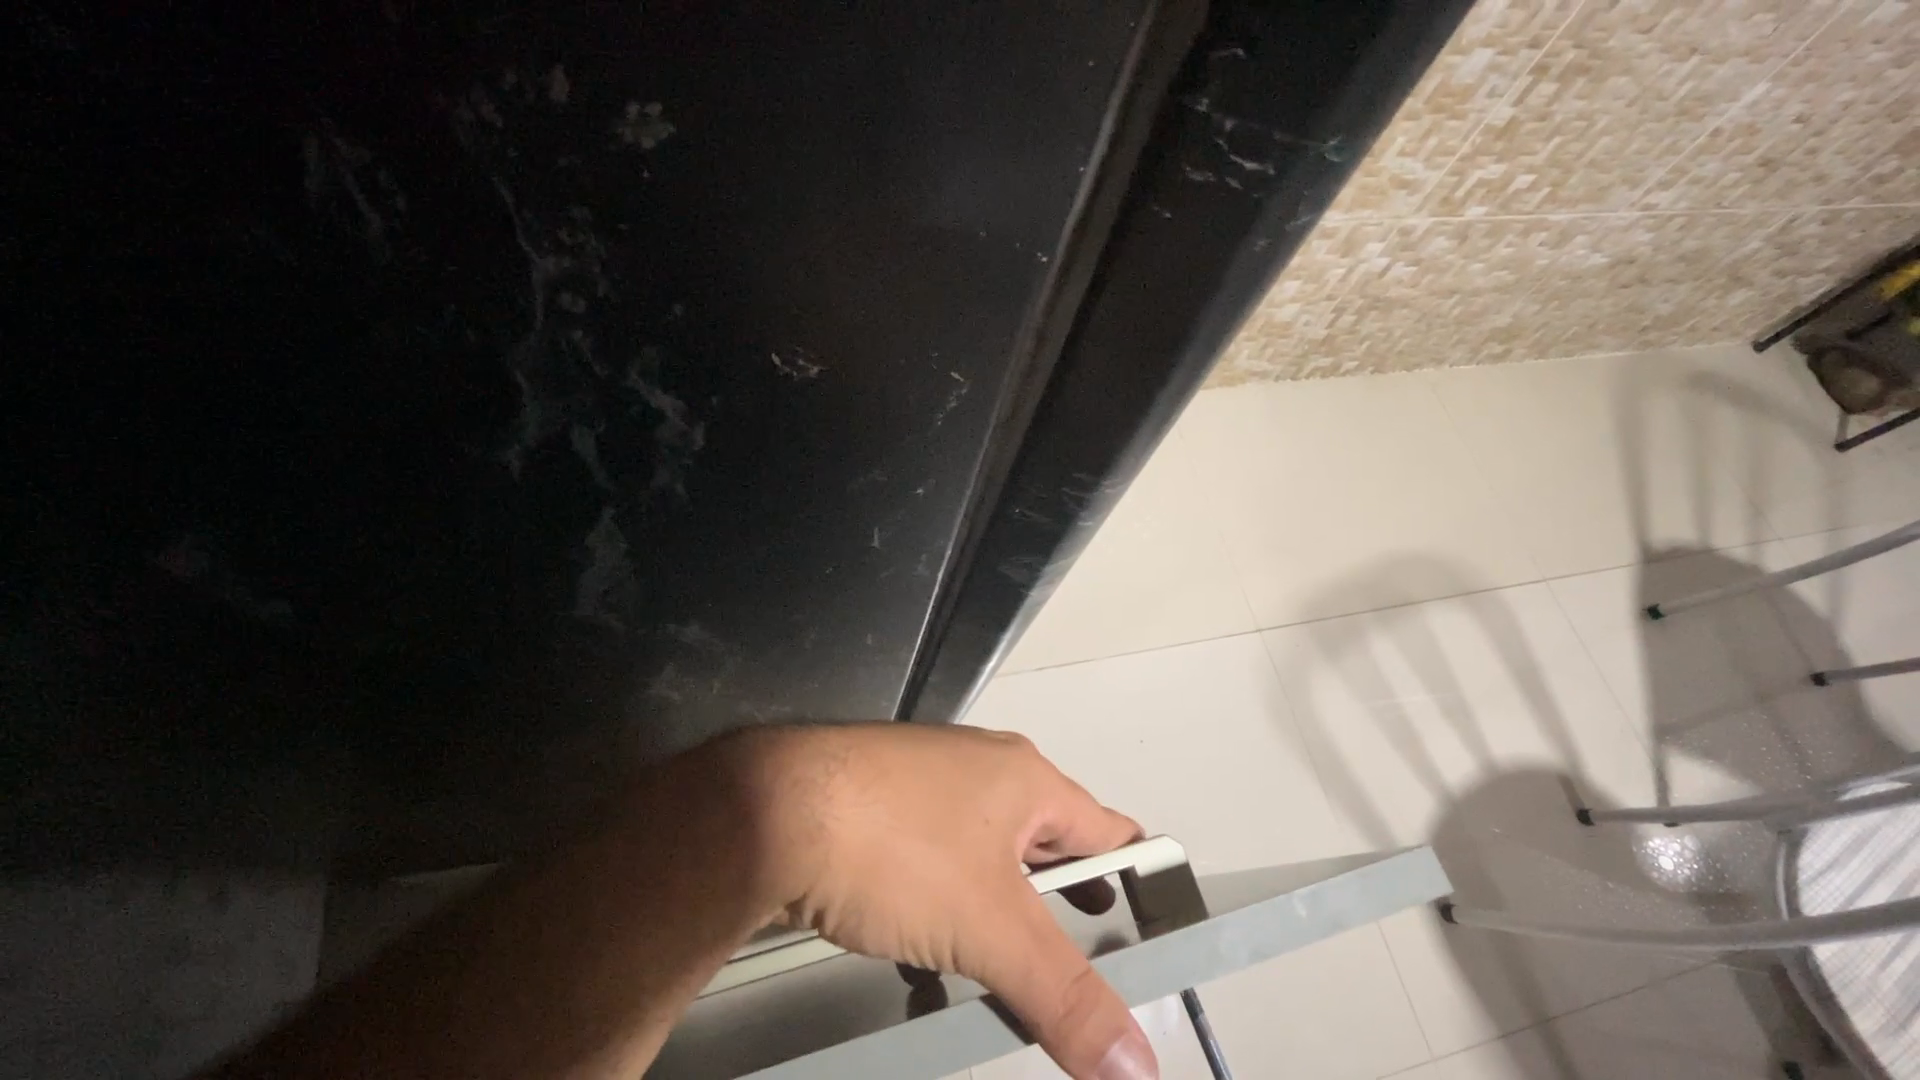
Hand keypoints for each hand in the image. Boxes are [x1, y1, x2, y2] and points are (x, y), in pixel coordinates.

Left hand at [713, 723, 1155, 1079]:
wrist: (766, 813)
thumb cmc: (896, 849)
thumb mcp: (991, 928)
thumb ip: (1066, 996)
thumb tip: (1139, 1064)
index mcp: (1025, 778)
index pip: (1109, 832)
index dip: (1135, 885)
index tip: (1147, 940)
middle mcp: (980, 771)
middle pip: (1045, 848)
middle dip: (1058, 912)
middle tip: (1074, 972)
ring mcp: (923, 786)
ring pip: (983, 862)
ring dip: (995, 919)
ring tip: (1001, 979)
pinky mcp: (875, 810)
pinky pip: (931, 864)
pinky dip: (941, 911)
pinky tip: (922, 961)